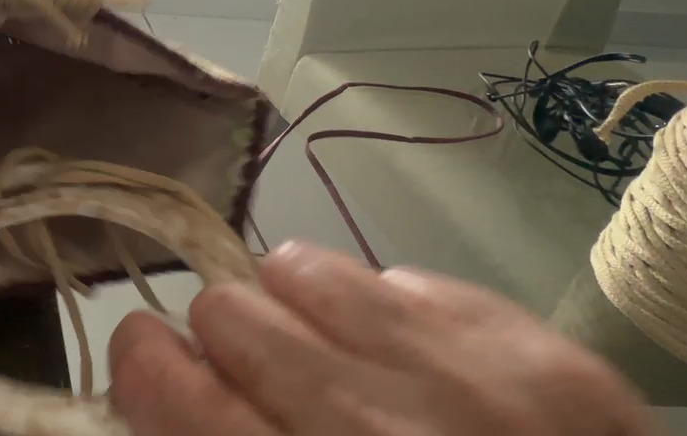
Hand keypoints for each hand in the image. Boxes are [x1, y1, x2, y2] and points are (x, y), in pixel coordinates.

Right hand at [108, 242, 652, 435]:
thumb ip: (202, 430)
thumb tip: (154, 365)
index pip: (158, 370)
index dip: (146, 359)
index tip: (162, 363)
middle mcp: (375, 429)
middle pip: (224, 308)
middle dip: (237, 344)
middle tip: (277, 387)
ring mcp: (467, 383)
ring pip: (298, 266)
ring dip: (308, 314)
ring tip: (353, 367)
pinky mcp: (540, 353)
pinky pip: (396, 276)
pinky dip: (396, 322)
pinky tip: (434, 380)